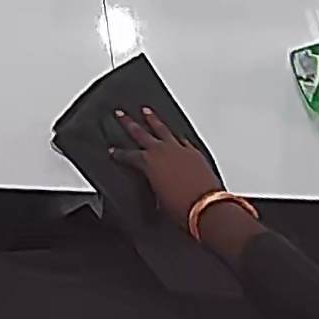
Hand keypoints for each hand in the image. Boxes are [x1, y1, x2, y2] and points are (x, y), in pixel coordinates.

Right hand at [111, 107, 223, 229]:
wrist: (205, 207)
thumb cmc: (181, 208)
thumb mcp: (159, 199)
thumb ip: (154, 184)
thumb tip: (156, 184)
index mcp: (148, 163)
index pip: (129, 155)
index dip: (119, 154)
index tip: (113, 150)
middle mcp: (160, 151)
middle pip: (140, 133)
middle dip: (128, 123)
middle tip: (121, 113)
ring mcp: (177, 148)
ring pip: (161, 128)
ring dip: (152, 119)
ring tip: (146, 110)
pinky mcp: (192, 151)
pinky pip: (181, 138)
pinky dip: (176, 134)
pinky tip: (174, 132)